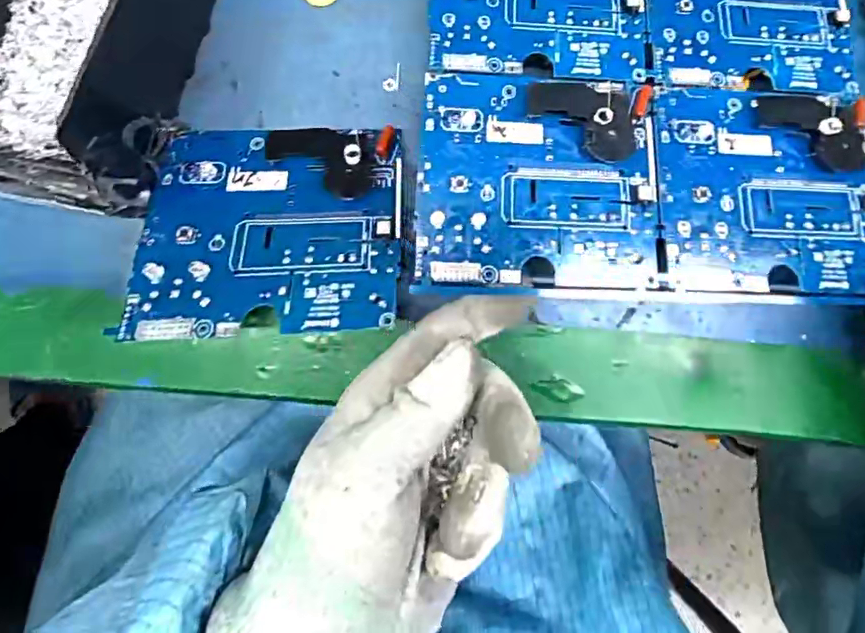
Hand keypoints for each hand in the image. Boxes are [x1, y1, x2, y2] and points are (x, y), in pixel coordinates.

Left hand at [208, 296, 541, 632]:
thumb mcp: (366, 473)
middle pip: (486, 389)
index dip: (483, 316)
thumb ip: (415, 413)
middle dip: (502, 425)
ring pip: (497, 447)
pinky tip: (446, 553)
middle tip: (517, 458)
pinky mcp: (460, 508)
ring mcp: (442, 464)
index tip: (530, 310)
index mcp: (388, 393)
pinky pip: (496, 497)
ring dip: (482, 496)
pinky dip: (479, 529)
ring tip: (447, 536)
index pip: (441, 336)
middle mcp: (419, 418)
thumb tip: (466, 352)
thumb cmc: (333, 544)